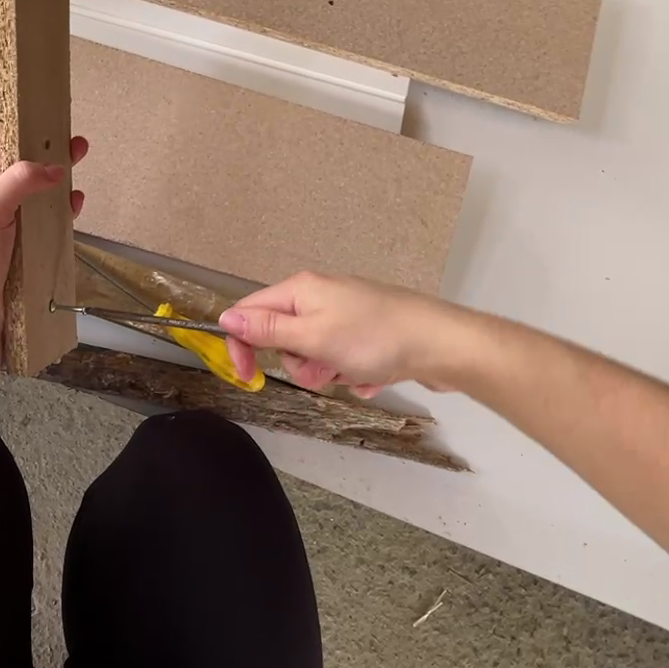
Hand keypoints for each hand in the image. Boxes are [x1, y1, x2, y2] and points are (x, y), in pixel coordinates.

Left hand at [0, 106, 86, 310]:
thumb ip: (19, 183)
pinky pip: (50, 211)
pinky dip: (64, 203)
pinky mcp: (28, 235)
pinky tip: (73, 201)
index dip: (12, 110)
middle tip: (69, 131)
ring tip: (79, 156)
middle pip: (23, 155)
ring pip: (40, 182)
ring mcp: (12, 213)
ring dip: (59, 170)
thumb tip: (52, 168)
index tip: (33, 91)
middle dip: (46, 141)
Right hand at [218, 272, 455, 397]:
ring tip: (353, 373)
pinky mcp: (367, 334)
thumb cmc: (375, 338)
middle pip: (282, 337)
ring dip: (327, 372)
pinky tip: (373, 376)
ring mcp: (345, 315)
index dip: (241, 344)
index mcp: (300, 290)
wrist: (444, 345)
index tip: (247, 376)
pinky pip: (342, 359)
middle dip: (298, 363)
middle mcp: (319, 296)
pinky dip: (352, 373)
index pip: (249, 313)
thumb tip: (224, 316)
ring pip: (312, 354)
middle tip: (322, 368)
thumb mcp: (312, 337)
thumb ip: (266, 328)